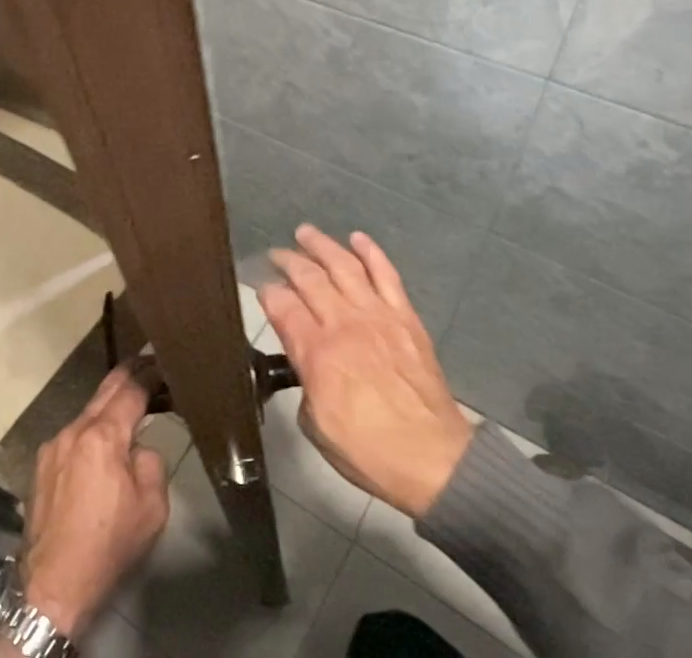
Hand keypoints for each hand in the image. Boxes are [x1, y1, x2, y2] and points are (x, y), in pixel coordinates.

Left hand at [20, 364, 170, 635]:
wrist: (53, 584)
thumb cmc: (109, 545)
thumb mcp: (151, 507)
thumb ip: (150, 462)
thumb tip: (137, 448)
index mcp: (101, 437)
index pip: (129, 391)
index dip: (148, 374)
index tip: (162, 362)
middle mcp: (72, 432)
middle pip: (103, 393)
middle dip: (127, 377)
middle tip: (147, 363)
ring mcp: (51, 448)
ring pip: (85, 417)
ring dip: (107, 409)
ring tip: (129, 409)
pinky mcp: (40, 467)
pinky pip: (72, 439)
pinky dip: (90, 434)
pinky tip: (101, 449)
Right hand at [260, 224, 473, 517]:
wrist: (431, 458)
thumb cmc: (366, 450)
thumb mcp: (315, 424)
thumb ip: (304, 384)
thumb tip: (304, 365)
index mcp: (316, 353)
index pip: (282, 306)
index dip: (267, 291)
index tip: (260, 286)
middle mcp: (344, 324)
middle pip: (309, 278)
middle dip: (288, 261)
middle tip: (276, 254)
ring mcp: (378, 316)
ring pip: (344, 266)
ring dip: (323, 246)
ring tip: (306, 232)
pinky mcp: (405, 318)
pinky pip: (386, 274)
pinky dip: (371, 252)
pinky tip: (358, 238)